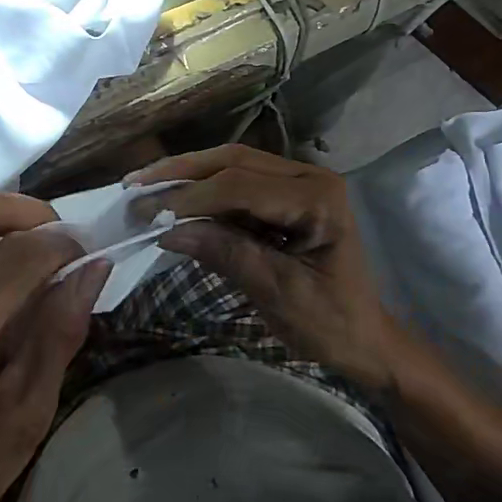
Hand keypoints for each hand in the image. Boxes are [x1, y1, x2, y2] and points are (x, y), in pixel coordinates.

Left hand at [0, 188, 110, 501]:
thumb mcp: (24, 420)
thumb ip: (57, 335)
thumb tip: (93, 266)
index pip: (11, 258)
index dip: (63, 244)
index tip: (96, 252)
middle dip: (33, 214)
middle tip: (68, 249)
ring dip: (11, 228)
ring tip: (45, 268)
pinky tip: (11, 287)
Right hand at [132, 144, 402, 391]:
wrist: (365, 340)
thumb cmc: (331, 324)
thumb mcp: (278, 293)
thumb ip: (226, 253)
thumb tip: (168, 231)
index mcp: (318, 198)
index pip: (242, 186)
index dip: (191, 198)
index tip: (147, 213)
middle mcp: (309, 176)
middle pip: (233, 160)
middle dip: (181, 172)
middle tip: (135, 184)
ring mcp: (296, 181)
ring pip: (230, 163)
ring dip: (186, 174)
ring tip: (144, 184)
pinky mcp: (283, 193)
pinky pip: (235, 181)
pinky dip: (201, 188)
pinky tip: (171, 197)